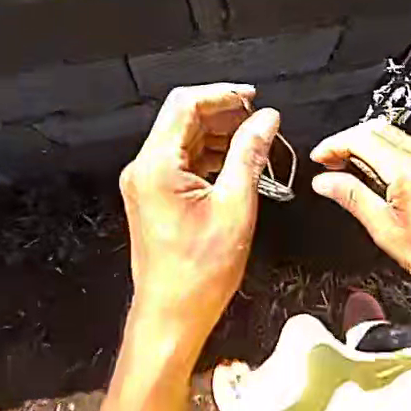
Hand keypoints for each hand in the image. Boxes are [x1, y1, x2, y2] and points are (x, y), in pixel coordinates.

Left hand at [119, 84, 280, 346]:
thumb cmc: (199, 273)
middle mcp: (144, 168)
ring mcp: (146, 182)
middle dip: (223, 114)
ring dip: (219, 135)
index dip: (222, 94)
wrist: (171, 316)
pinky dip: (210, 155)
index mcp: (157, 166)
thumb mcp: (235, 206)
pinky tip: (237, 162)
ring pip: (184, 139)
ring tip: (255, 142)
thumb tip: (266, 119)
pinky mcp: (154, 196)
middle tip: (260, 120)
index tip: (253, 98)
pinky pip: (182, 161)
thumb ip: (250, 154)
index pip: (186, 105)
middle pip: (183, 119)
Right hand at [311, 119, 410, 315]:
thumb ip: (353, 199)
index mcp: (410, 171)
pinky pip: (406, 147)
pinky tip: (374, 175)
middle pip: (375, 129)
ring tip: (346, 170)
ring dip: (364, 145)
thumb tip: (325, 182)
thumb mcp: (389, 233)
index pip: (361, 138)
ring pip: (391, 135)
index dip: (333, 145)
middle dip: (346, 141)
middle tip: (328, 163)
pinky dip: (383, 152)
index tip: (318, 158)